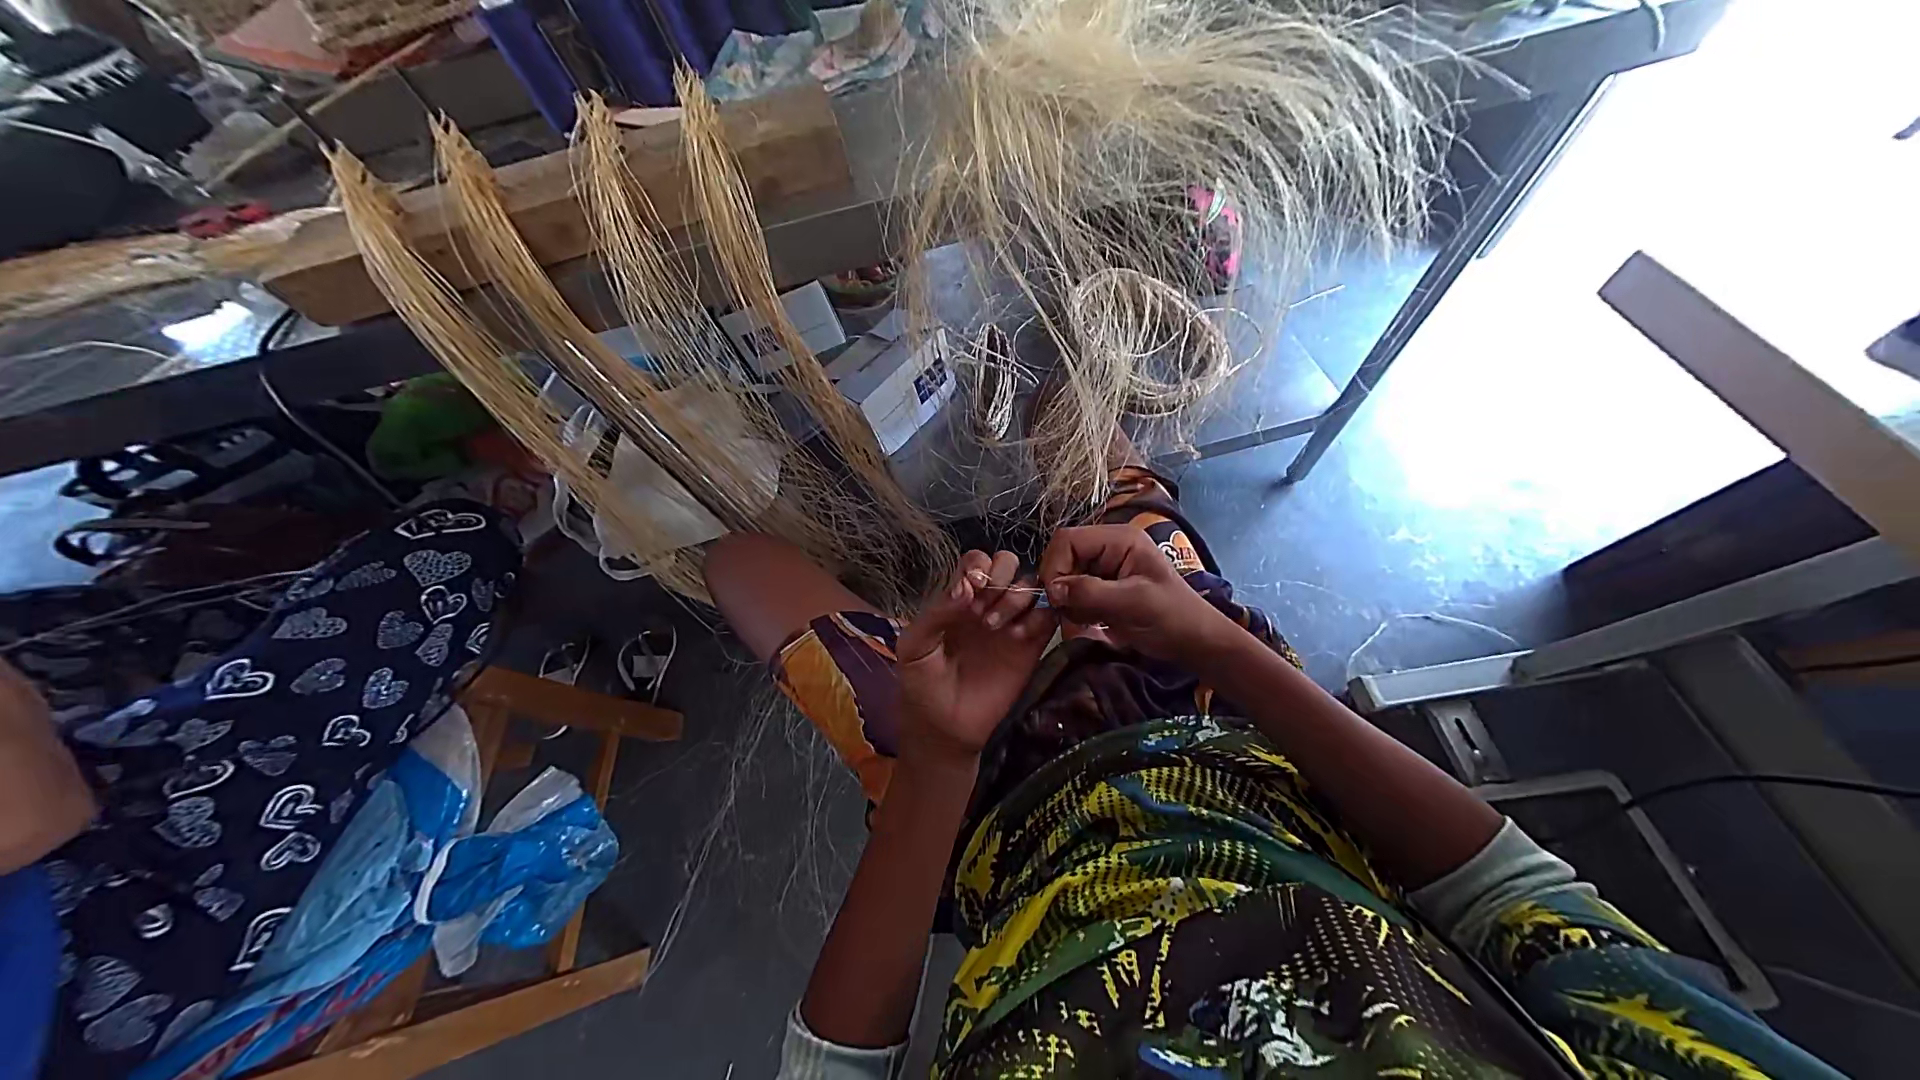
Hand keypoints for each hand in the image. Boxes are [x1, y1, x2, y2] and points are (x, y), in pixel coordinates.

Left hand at [895, 550, 1056, 765]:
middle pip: (1009, 564)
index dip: (979, 566)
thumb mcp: (914, 646)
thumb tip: (967, 586)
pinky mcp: (1033, 646)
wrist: (944, 729)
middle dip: (1002, 577)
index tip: (972, 590)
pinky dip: (1041, 617)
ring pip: (1032, 585)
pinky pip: (1049, 616)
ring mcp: (1013, 622)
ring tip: (998, 628)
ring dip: (1019, 597)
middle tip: (985, 610)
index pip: (977, 560)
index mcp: (959, 597)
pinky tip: (1019, 638)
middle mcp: (988, 603)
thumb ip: (936, 612)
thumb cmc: (922, 683)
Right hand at [1038, 525, 1234, 662]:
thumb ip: (1091, 592)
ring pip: (1065, 578)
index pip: (1068, 540)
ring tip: (1090, 619)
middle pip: (1062, 558)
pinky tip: (1094, 622)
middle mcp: (1108, 548)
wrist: (1195, 641)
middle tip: (1069, 613)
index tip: (1056, 597)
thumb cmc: (1172, 617)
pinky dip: (1075, 610)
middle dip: (1060, 586)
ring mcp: (1104, 568)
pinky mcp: (1102, 588)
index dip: (1055, 566)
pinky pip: (1074, 594)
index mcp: (1119, 539)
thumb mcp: (1133, 603)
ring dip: (1069, 602)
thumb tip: (1053, 590)